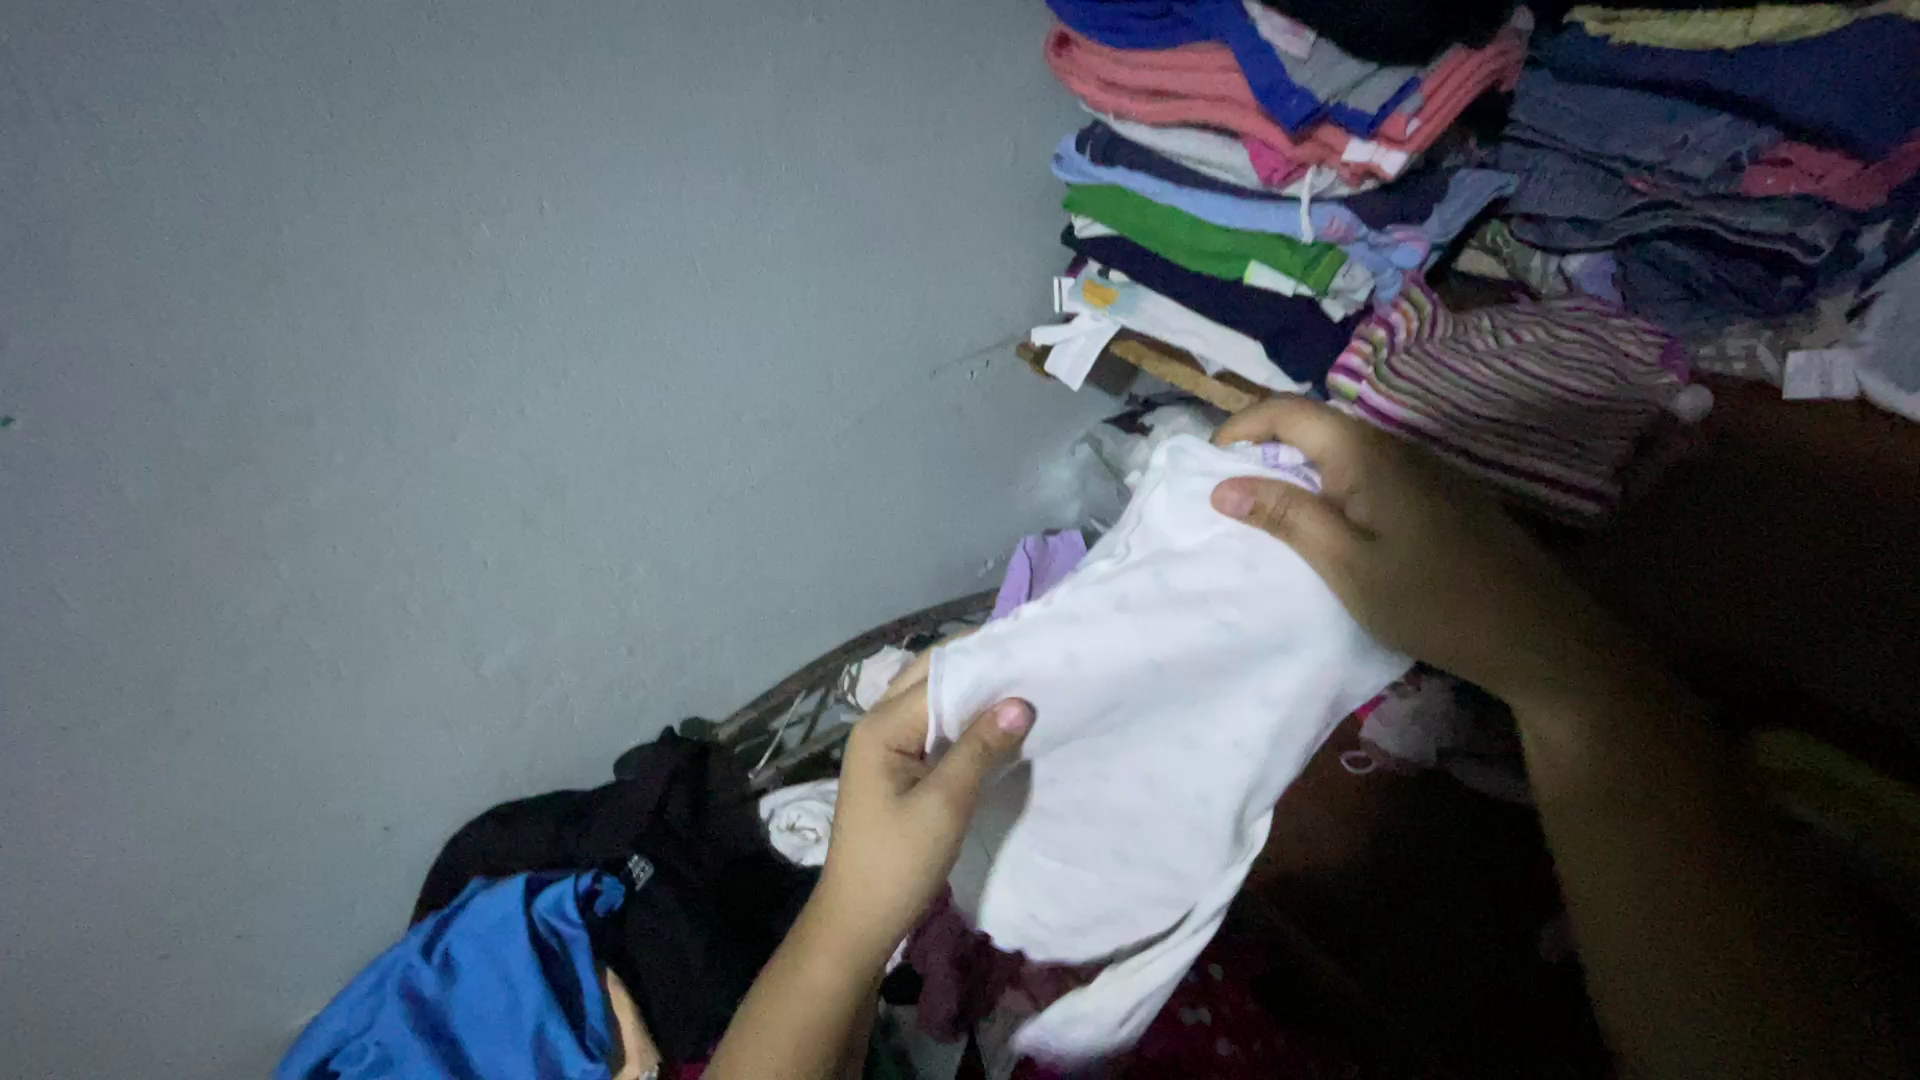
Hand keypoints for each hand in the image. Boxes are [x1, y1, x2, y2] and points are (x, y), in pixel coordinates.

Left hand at [815, 681, 1031, 957]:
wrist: (859, 920)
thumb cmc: (898, 863)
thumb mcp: (945, 804)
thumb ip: (980, 748)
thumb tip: (1021, 702)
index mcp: (881, 726)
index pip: (937, 675)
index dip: (982, 662)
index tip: (1029, 653)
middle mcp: (878, 724)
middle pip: (929, 677)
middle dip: (975, 666)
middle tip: (1028, 661)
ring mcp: (885, 745)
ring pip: (931, 700)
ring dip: (970, 691)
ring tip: (1020, 684)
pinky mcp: (896, 766)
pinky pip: (931, 726)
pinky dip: (962, 718)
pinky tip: (994, 722)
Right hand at [1208, 396, 1622, 707]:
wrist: (1538, 637)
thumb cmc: (1429, 600)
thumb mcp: (1342, 563)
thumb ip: (1283, 516)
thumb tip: (1222, 485)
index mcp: (1367, 454)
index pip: (1289, 411)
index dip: (1241, 425)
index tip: (1208, 460)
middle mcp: (1396, 446)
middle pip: (1317, 423)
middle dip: (1264, 444)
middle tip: (1230, 487)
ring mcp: (1424, 468)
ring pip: (1343, 447)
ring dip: (1297, 465)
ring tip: (1268, 506)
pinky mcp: (1438, 492)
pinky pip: (1369, 469)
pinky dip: (1330, 482)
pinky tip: (1328, 521)